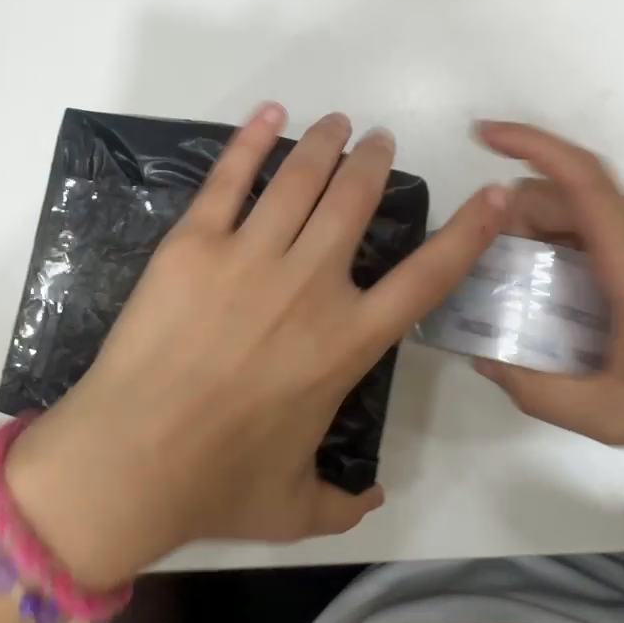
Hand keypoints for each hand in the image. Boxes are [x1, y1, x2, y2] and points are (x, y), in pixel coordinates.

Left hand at [5, 105, 510, 586]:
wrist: (128, 460)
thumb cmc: (216, 484)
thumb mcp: (295, 508)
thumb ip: (342, 503)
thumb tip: (374, 502)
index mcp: (347, 343)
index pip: (428, 277)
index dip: (469, 232)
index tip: (495, 195)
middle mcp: (310, 285)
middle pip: (356, 202)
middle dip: (373, 162)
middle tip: (378, 140)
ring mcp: (250, 257)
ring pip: (301, 179)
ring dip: (325, 143)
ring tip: (337, 123)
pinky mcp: (195, 243)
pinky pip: (230, 177)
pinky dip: (253, 139)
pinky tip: (270, 114)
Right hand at [471, 122, 623, 451]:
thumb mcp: (609, 416)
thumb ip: (539, 393)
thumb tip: (483, 358)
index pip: (581, 177)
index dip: (530, 144)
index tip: (484, 134)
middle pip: (561, 189)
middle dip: (512, 212)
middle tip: (489, 266)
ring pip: (574, 198)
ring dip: (532, 221)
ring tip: (513, 274)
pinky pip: (590, 214)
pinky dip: (555, 227)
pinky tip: (544, 272)